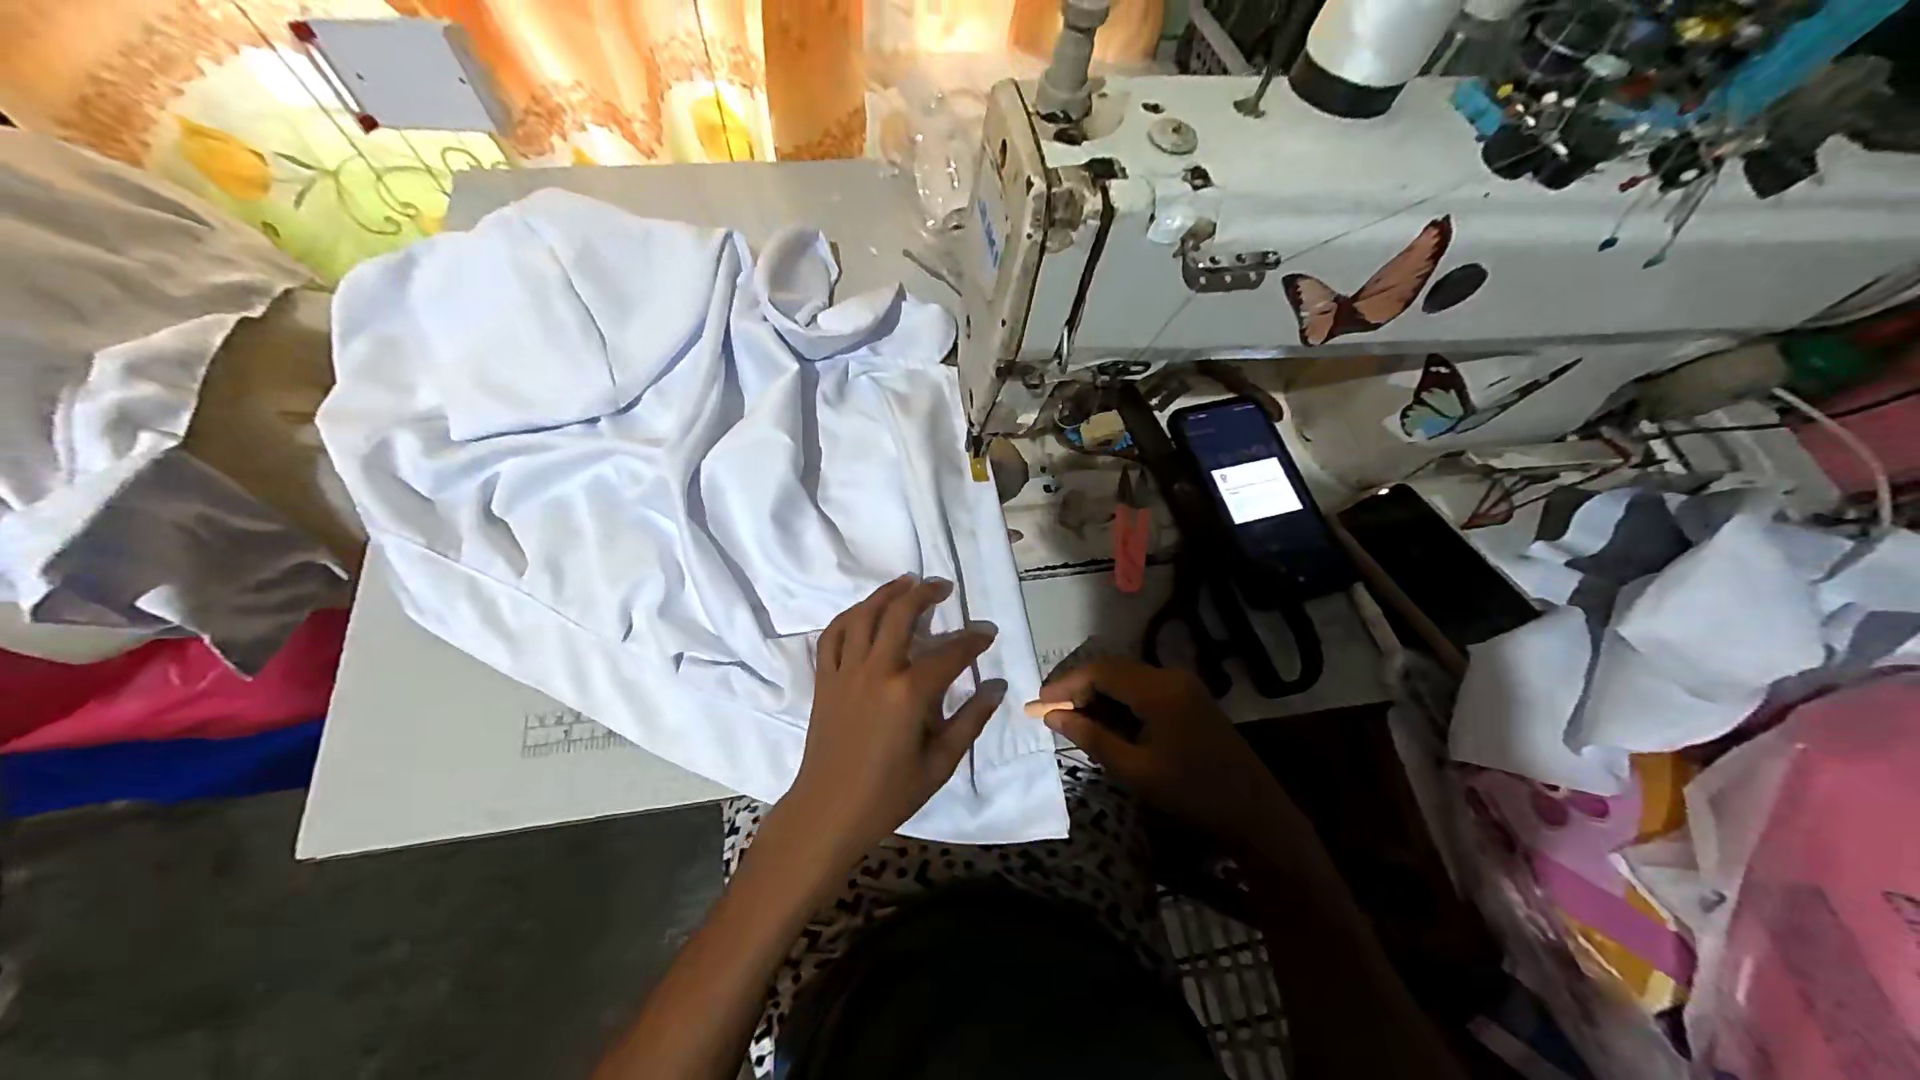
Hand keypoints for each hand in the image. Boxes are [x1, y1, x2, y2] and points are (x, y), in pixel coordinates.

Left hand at [783, 576, 1004, 857]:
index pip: (949, 653)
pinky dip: (849, 616)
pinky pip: (832, 636)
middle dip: (925, 594)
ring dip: (886, 594)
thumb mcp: (941, 762)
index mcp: (908, 693)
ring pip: (863, 616)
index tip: (987, 631)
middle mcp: (876, 671)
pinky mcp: (824, 680)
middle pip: (900, 615)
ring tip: (905, 582)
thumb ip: (971, 720)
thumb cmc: (890, 793)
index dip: (972, 639)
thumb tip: (996, 687)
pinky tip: (862, 611)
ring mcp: (845, 672)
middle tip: (943, 585)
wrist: (829, 810)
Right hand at [1030, 657, 1283, 839]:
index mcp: (1158, 690)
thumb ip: (1091, 737)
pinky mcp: (1188, 696)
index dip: (1065, 684)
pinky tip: (1103, 719)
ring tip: (1070, 716)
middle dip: (1078, 686)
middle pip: (1112, 668)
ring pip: (1126, 676)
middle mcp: (1170, 676)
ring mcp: (1182, 684)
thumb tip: (1052, 715)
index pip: (1099, 671)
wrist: (1254, 811)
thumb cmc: (1191, 793)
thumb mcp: (1135, 770)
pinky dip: (1117, 699)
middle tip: (1050, 710)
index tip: (1038, 704)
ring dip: (1097, 692)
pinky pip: (1142, 686)